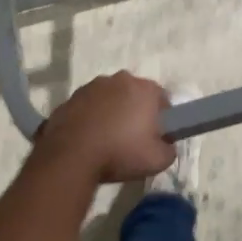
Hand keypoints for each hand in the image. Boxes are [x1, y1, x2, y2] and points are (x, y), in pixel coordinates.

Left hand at [32, 71, 175, 182]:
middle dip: (136, 111)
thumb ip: (169, 148)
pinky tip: (89, 137)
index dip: (162, 118)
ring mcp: (93, 86)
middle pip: (134, 94)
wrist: (72, 155)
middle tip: (132, 138)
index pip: (162, 99)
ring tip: (108, 139)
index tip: (155, 136)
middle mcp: (119, 79)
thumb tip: (165, 143)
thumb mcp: (159, 160)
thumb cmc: (120, 153)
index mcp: (144, 89)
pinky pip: (89, 106)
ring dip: (112, 112)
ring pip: (110, 98)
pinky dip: (92, 117)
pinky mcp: (72, 97)